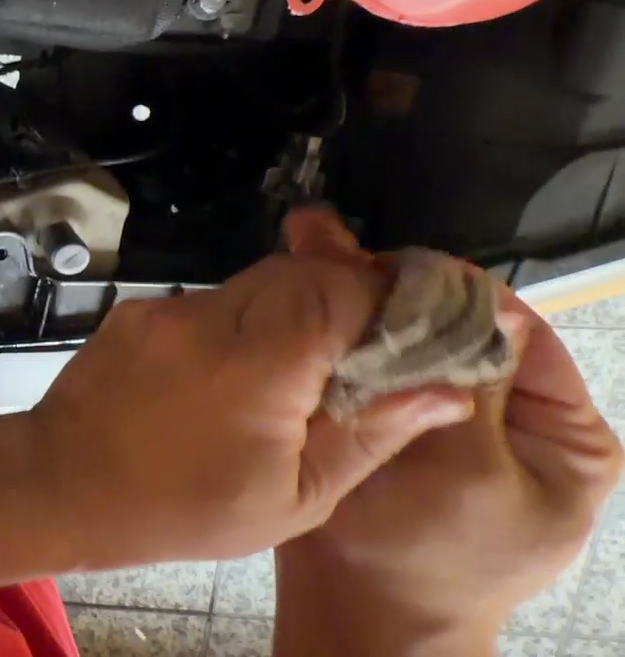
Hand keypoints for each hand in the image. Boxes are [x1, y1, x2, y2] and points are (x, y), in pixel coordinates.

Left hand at [22, 207, 477, 568]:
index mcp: (250, 366)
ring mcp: (158, 311)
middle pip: (292, 274)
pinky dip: (240, 324)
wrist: (62, 481)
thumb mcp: (295, 496)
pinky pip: (206, 302)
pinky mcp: (132, 313)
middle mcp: (199, 321)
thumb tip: (443, 387)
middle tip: (372, 346)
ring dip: (291, 313)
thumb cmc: (181, 508)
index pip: (333, 289)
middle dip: (345, 297)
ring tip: (308, 369)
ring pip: (249, 285)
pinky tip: (241, 371)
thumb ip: (369, 433)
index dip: (386, 295)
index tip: (418, 324)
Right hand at [275, 216, 622, 652]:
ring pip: (396, 337)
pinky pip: (360, 359)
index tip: (369, 257)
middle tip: (311, 237)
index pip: (507, 326)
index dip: (440, 286)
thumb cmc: (431, 552)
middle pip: (445, 324)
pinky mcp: (375, 412)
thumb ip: (470, 386)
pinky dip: (329, 330)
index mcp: (553, 424)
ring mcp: (430, 409)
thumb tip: (467, 295)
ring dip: (349, 299)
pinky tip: (289, 298)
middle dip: (380, 284)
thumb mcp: (472, 473)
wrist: (359, 606)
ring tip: (294, 250)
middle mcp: (497, 407)